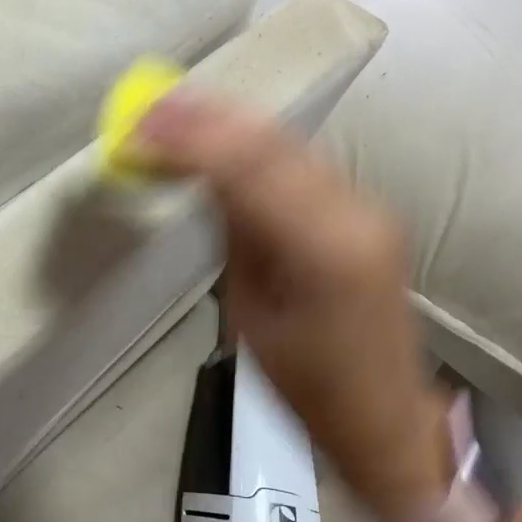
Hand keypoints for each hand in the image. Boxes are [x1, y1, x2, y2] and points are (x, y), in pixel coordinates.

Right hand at [132, 88, 448, 517]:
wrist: (385, 415)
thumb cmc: (306, 385)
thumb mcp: (249, 312)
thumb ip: (236, 236)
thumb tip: (207, 178)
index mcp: (324, 249)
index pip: (247, 169)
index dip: (188, 139)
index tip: (136, 128)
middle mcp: (355, 211)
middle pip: (270, 141)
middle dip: (204, 118)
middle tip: (147, 106)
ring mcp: (367, 205)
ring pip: (287, 142)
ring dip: (227, 122)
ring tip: (171, 109)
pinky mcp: (365, 207)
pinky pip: (300, 158)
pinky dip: (253, 141)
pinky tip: (219, 132)